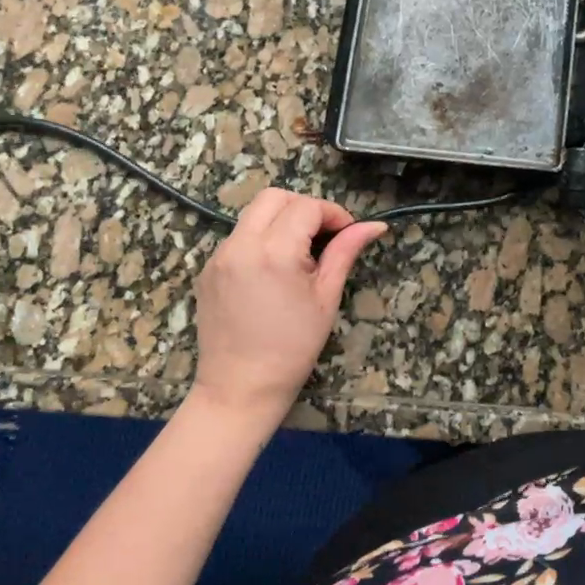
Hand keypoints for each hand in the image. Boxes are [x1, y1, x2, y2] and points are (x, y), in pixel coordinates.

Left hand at [190, 188, 386, 420]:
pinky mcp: (207, 270)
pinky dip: (260, 239)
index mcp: (275, 252)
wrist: (240, 388)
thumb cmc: (293, 347)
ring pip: (253, 213)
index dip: (334, 214)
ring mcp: (218, 256)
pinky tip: (273, 271)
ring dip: (281, 220)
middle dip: (304, 207)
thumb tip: (376, 225)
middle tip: (322, 236)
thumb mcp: (326, 296)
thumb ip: (345, 251)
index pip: (307, 207)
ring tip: (298, 254)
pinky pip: (238, 237)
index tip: (347, 233)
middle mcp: (241, 245)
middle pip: (275, 197)